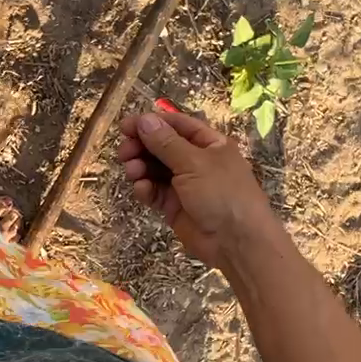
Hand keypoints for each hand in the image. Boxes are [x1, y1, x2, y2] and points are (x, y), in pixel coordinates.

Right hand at [117, 108, 277, 268]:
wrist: (237, 242)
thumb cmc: (222, 193)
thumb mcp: (194, 162)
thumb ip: (166, 142)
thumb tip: (144, 119)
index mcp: (209, 144)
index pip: (177, 126)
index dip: (152, 123)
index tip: (126, 126)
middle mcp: (196, 162)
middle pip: (162, 147)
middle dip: (142, 147)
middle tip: (124, 151)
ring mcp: (185, 185)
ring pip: (155, 170)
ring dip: (141, 167)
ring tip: (132, 171)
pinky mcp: (174, 207)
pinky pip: (155, 192)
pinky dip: (146, 189)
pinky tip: (142, 189)